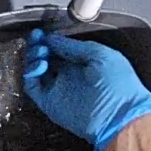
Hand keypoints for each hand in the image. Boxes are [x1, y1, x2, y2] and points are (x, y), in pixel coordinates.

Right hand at [22, 28, 150, 150]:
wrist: (120, 118)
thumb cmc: (120, 86)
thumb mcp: (101, 55)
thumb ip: (75, 46)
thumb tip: (53, 39)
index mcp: (83, 63)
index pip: (60, 48)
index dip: (49, 39)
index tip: (42, 33)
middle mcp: (69, 75)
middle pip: (45, 57)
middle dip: (38, 45)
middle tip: (37, 38)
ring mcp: (58, 88)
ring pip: (35, 70)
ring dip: (33, 58)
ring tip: (40, 53)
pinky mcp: (49, 102)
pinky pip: (32, 86)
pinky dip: (30, 74)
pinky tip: (39, 66)